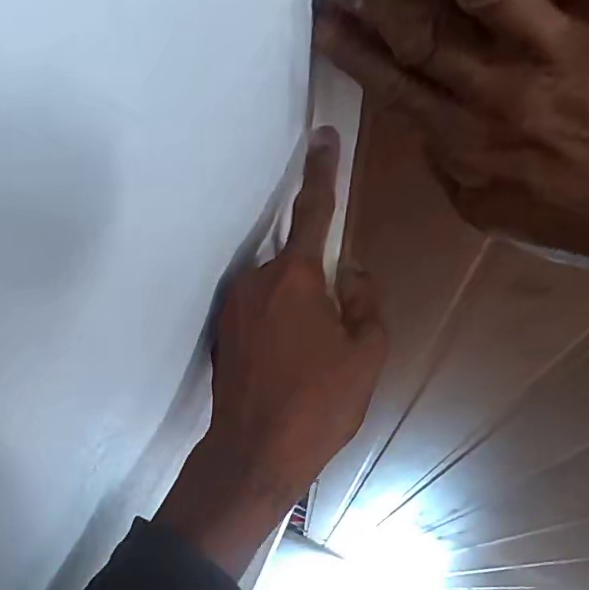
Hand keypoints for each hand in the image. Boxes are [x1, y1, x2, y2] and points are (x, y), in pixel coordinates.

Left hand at [155, 127, 389, 575]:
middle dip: (317, 286)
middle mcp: (256, 282)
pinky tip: (287, 369)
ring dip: (296, 312)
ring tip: (308, 365)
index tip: (323, 137)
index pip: (315, 210)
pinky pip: (259, 315)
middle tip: (331, 338)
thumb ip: (366, 301)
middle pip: (296, 262)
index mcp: (296, 278)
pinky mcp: (221, 336)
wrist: (254, 453)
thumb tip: (355, 273)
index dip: (324, 171)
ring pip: (276, 292)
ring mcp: (232, 310)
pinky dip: (277, 329)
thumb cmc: (318, 406)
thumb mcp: (367, 355)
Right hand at [315, 0, 588, 290]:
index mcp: (468, 143)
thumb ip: (451, 170)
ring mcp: (566, 49)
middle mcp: (501, 93)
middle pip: (424, 33)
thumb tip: (422, 129)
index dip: (355, 52)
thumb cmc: (578, 223)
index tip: (324, 22)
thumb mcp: (494, 216)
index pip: (397, 88)